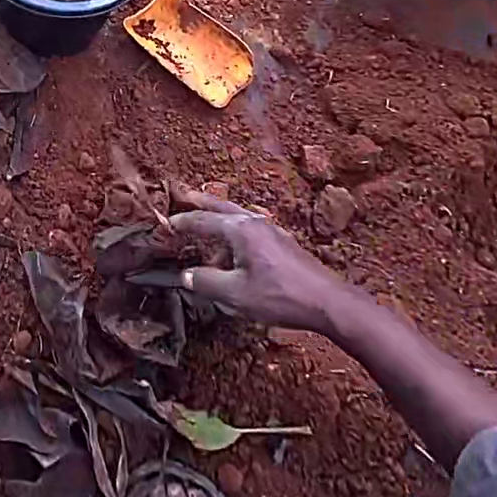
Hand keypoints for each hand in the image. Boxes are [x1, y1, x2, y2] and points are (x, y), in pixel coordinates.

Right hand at [168, 186, 352, 332]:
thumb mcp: (236, 294)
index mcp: (240, 229)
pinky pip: (250, 229)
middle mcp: (255, 222)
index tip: (167, 222)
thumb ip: (207, 282)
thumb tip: (186, 276)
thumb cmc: (281, 296)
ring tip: (207, 235)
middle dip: (201, 202)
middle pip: (221, 206)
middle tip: (185, 195)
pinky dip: (235, 232)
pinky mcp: (282, 243)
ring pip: (238, 217)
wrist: (328, 302)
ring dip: (219, 221)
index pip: (203, 221)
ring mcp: (271, 231)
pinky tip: (236, 251)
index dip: (182, 222)